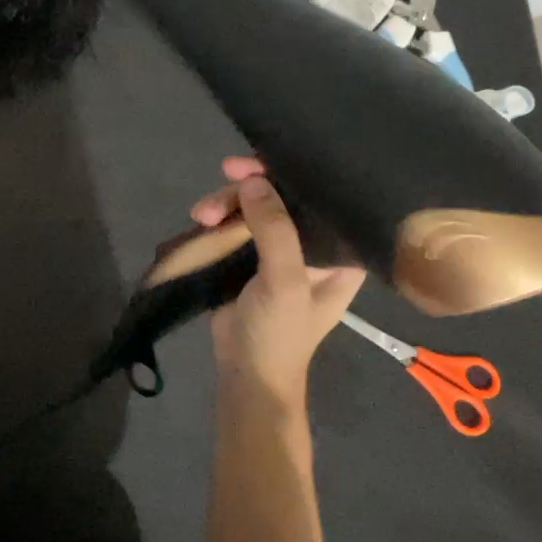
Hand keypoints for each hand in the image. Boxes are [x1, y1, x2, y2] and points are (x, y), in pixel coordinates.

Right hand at [189, 156, 364, 405]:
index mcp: (340, 251)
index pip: (324, 198)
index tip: (261, 164)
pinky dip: (219, 216)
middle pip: (284, 196)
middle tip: (225, 176)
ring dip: (227, 202)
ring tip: (201, 213)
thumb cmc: (280, 334)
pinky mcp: (250, 258)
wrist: (246, 377)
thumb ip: (275, 230)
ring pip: (255, 207)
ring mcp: (279, 251)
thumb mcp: (285, 282)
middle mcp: (314, 245)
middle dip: (250, 186)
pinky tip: (201, 218)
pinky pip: (237, 224)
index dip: (296, 174)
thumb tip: (252, 180)